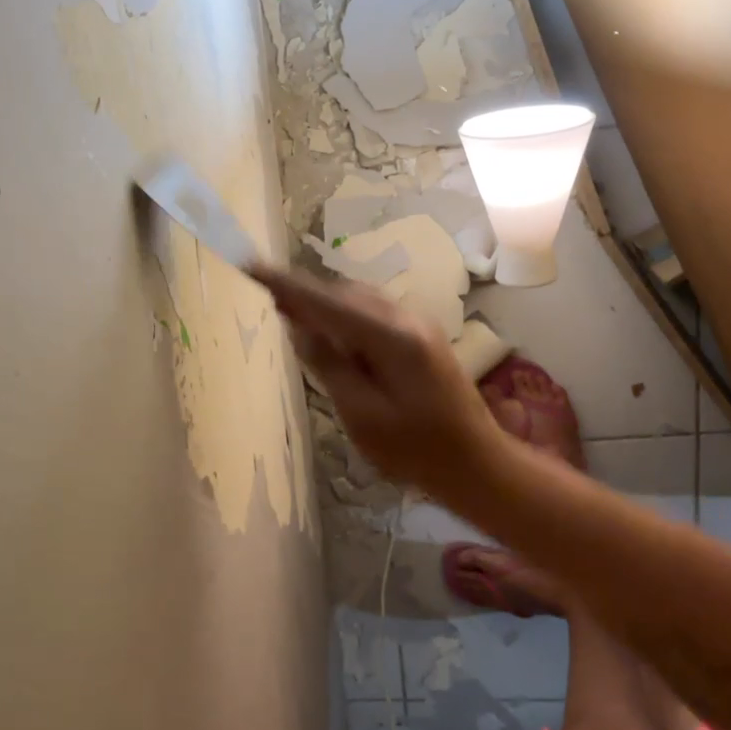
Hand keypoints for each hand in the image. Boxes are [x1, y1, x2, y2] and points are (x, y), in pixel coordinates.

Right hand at [252, 265, 506, 495]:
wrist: (478, 463)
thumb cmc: (418, 450)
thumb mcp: (363, 417)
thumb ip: (331, 368)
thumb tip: (302, 330)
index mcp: (392, 338)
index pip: (327, 302)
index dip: (286, 286)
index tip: (252, 266)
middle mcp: (407, 319)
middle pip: (344, 294)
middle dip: (305, 295)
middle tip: (267, 299)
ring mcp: (419, 325)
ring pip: (359, 302)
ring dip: (325, 307)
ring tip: (292, 316)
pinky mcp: (422, 338)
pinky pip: (374, 315)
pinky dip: (346, 318)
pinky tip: (332, 337)